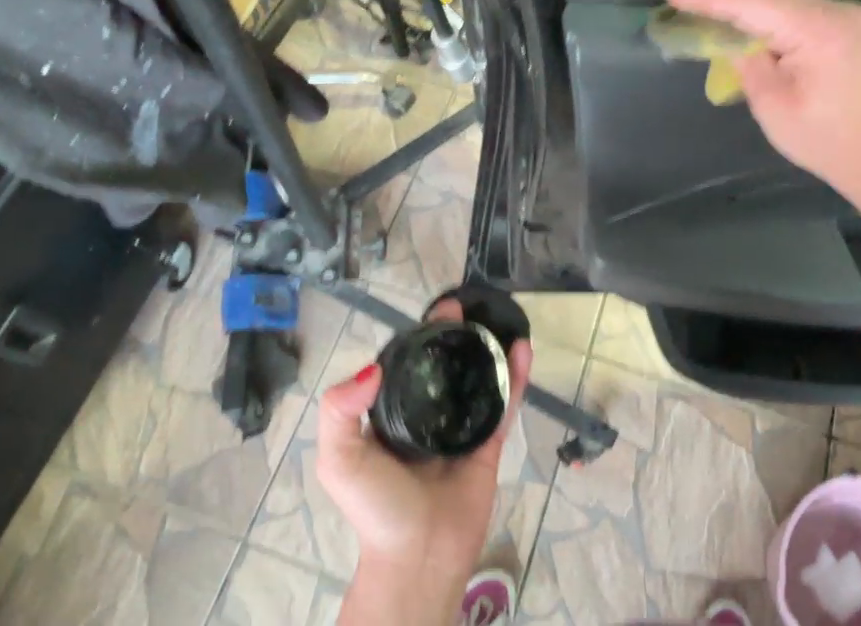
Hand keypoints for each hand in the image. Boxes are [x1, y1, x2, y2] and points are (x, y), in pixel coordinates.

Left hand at [316, 299, 533, 589]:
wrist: (418, 554)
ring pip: (478, 379)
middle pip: (444, 367)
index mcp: (391, 418)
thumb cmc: (376, 506)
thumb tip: (373, 367)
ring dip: (487, 349)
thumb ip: (340, 410)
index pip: (406, 367)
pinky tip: (522, 349)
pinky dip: (516, 376)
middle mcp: (427, 417)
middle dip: (453, 334)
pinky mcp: (490, 444)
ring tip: (493, 318)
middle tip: (462, 306)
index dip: (418, 338)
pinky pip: (504, 404)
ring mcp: (460, 428)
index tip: (431, 313)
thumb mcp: (338, 459)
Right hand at [663, 0, 860, 201]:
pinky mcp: (850, 26)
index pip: (752, 3)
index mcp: (820, 31)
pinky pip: (799, 9)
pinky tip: (745, 21)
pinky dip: (769, 13)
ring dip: (745, 3)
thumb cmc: (826, 142)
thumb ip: (747, 63)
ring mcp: (848, 16)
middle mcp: (837, 12)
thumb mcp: (773, 107)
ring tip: (705, 8)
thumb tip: (731, 39)